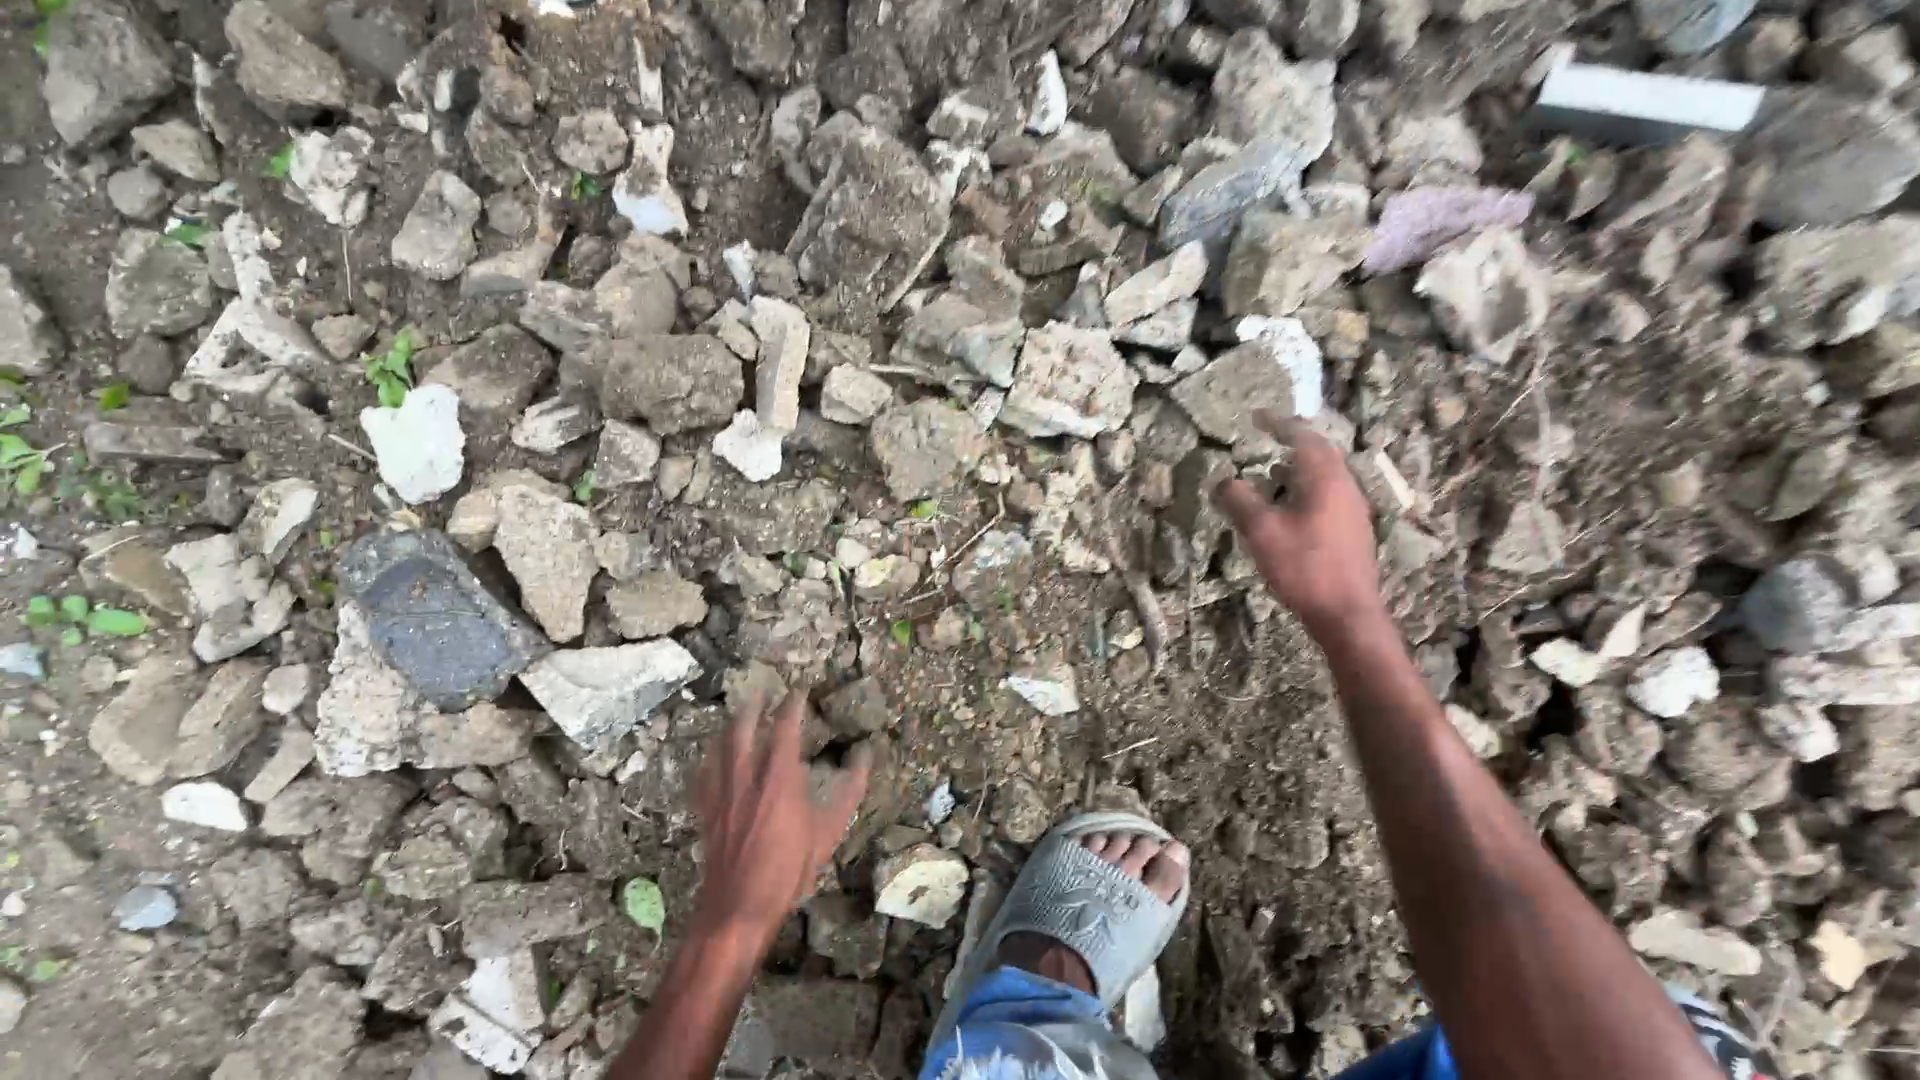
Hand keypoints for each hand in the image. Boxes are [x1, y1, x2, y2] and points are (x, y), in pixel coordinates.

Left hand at [691, 689, 871, 939]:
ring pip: (720, 747)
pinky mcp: (705, 810)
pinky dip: (708, 761)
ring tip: (737, 715)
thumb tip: (865, 756)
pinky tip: (711, 760)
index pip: (785, 727)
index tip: (799, 692)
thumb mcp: (829, 831)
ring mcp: (721, 792)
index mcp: (779, 776)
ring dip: (730, 726)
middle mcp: (746, 776)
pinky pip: (702, 775)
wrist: (739, 905)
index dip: (792, 705)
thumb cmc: (790, 869)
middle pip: (744, 728)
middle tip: (762, 693)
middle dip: (754, 707)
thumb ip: (849, 790)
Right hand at [1212, 411, 1385, 638]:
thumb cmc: (1304, 566)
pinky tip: (1287, 508)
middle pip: (1319, 453)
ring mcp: (1352, 510)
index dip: (1279, 423)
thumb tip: (1222, 480)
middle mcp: (1345, 486)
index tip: (1256, 417)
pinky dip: (1303, 490)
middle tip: (1266, 438)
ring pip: (1323, 476)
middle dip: (1291, 443)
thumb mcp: (1261, 531)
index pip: (1303, 437)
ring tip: (1269, 472)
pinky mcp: (1351, 531)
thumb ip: (1238, 500)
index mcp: (1325, 478)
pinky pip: (1326, 496)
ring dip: (1297, 469)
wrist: (1346, 612)